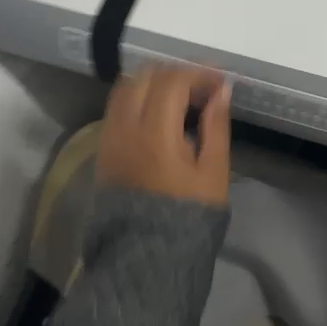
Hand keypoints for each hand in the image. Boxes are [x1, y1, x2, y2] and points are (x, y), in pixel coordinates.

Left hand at [96, 65, 232, 206]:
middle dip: (177, 72)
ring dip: (156, 81)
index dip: (199, 72)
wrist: (146, 253)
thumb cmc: (188, 213)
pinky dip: (140, 96)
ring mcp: (110, 137)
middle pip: (145, 76)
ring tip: (183, 96)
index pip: (173, 81)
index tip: (221, 80)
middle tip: (204, 85)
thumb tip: (221, 89)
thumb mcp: (213, 170)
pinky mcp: (104, 148)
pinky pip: (118, 106)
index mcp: (155, 133)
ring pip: (127, 87)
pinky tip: (162, 111)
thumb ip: (216, 125)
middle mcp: (125, 128)